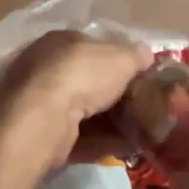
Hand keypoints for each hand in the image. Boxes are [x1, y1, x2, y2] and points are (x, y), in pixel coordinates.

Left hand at [0, 31, 152, 185]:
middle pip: (90, 81)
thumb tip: (147, 54)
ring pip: (86, 111)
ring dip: (113, 121)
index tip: (142, 76)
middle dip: (117, 94)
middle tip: (145, 106)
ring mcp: (41, 103)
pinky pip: (80, 137)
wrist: (42, 120)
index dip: (120, 60)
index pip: (94, 47)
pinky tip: (128, 147)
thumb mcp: (120, 58)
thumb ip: (136, 55)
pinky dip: (103, 142)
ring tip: (143, 131)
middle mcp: (46, 68)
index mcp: (60, 41)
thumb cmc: (81, 76)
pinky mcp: (43, 135)